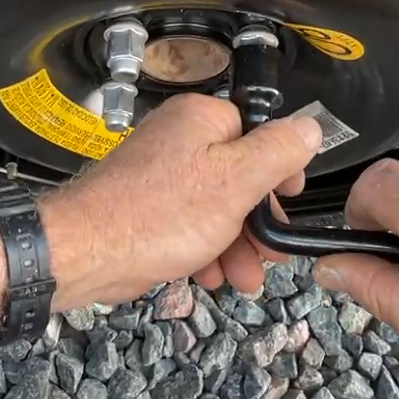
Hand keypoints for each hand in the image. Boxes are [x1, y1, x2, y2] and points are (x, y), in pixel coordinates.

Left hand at [42, 94, 321, 309]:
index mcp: (200, 119)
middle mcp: (178, 138)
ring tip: (242, 278)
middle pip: (238, 175)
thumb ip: (277, 152)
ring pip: (216, 206)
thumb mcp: (235, 181)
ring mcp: (160, 173)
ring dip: (235, 244)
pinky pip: (188, 223)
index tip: (288, 203)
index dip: (278, 172)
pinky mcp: (147, 205)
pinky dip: (204, 249)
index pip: (257, 133)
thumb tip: (310, 126)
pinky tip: (208, 277)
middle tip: (271, 254)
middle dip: (257, 222)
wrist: (88, 250)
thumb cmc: (159, 214)